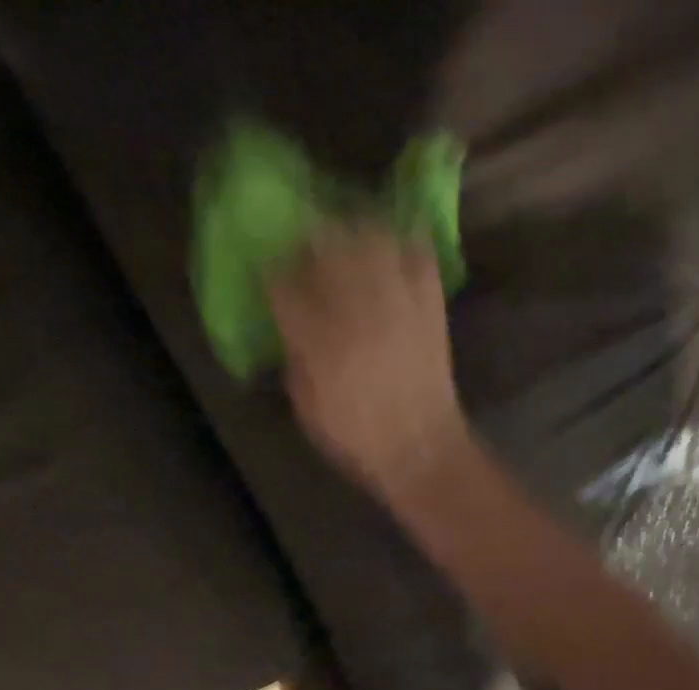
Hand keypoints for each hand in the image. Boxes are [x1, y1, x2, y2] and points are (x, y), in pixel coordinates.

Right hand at [267, 223, 468, 494]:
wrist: (419, 449)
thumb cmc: (354, 437)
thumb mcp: (307, 404)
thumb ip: (297, 359)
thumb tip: (294, 330)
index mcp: (317, 341)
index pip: (285, 287)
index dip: (274, 272)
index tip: (269, 267)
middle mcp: (356, 312)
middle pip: (329, 250)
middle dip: (312, 239)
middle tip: (306, 242)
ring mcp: (397, 303)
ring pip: (373, 242)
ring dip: (356, 231)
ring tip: (347, 233)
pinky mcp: (429, 304)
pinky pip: (419, 256)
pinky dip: (406, 242)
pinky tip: (394, 242)